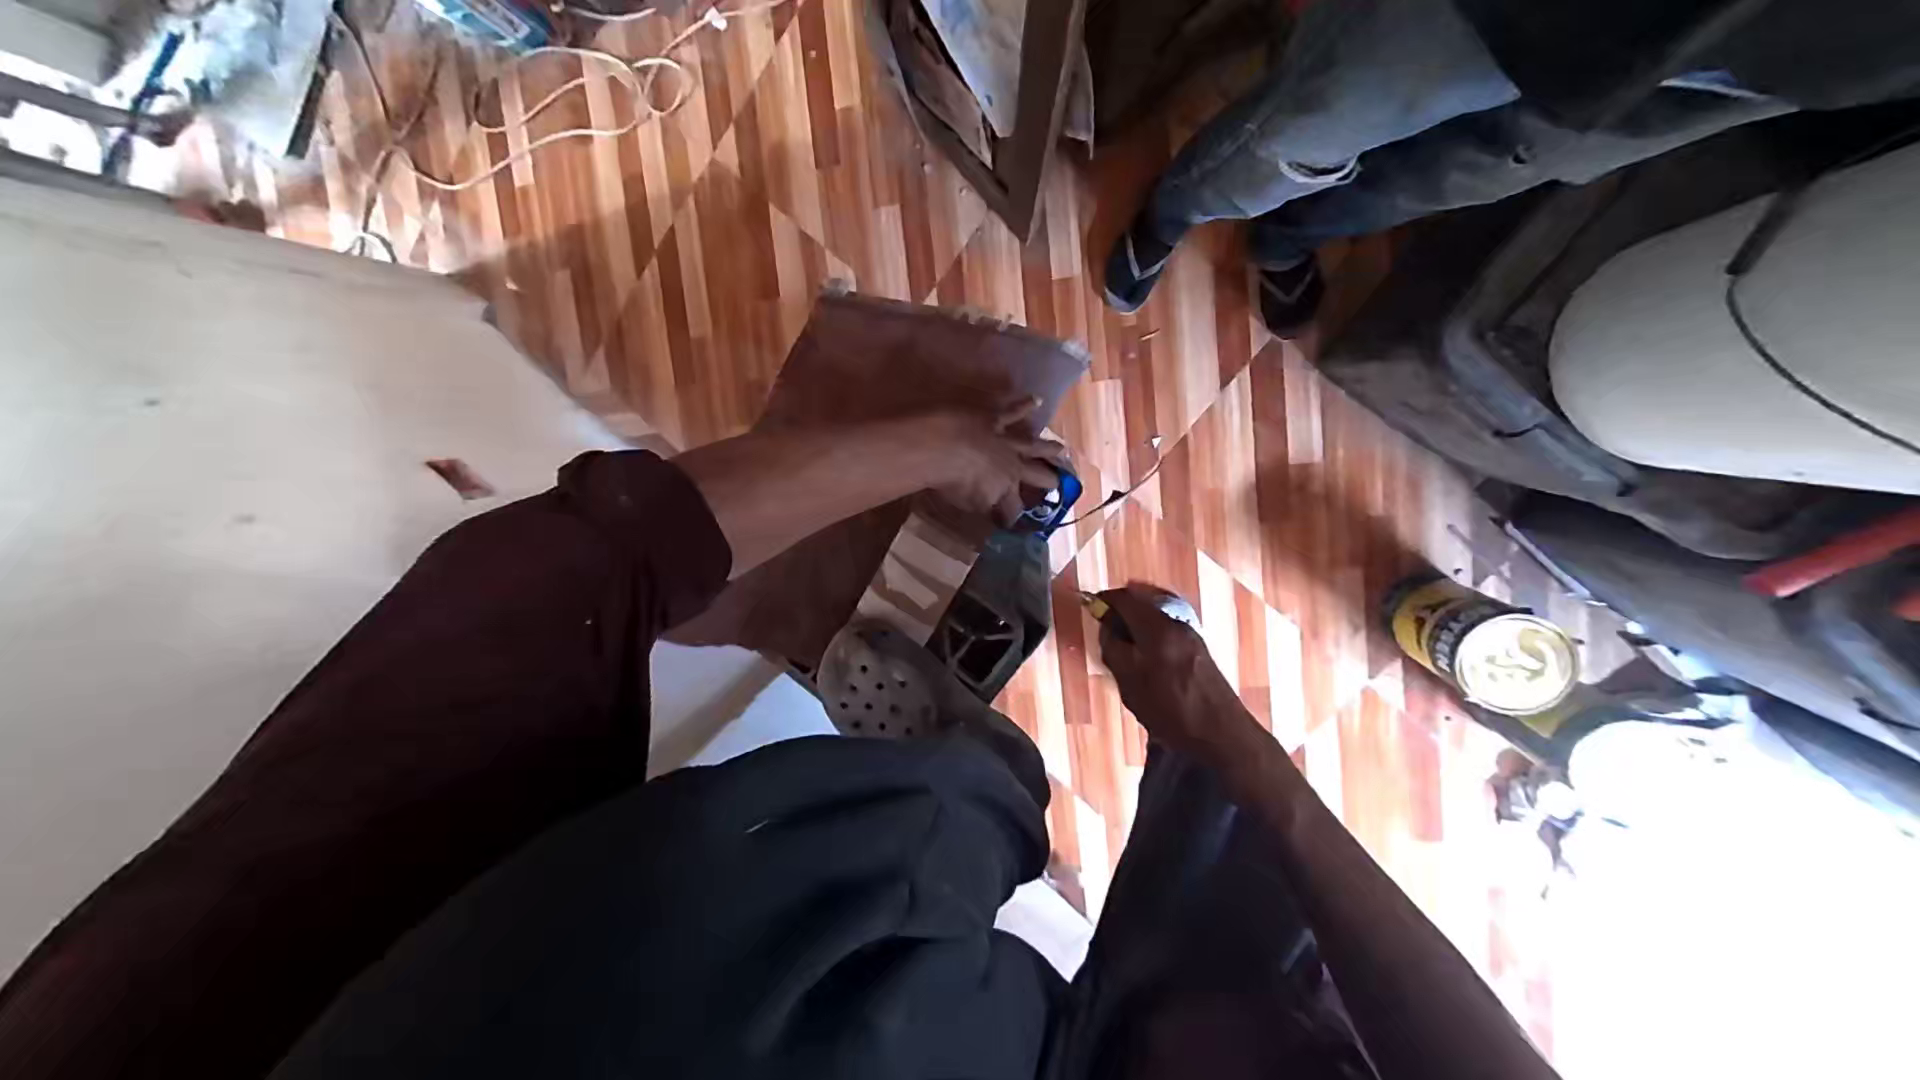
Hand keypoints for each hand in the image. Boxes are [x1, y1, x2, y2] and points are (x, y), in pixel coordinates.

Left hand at [923, 398, 1068, 525]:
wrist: (943, 447)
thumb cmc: (950, 482)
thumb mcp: (964, 502)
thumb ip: (980, 506)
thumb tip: (990, 510)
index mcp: (1004, 490)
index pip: (1013, 508)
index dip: (1012, 516)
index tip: (1010, 521)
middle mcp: (1012, 466)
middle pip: (1035, 475)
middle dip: (1046, 481)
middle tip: (1057, 484)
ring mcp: (1006, 441)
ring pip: (1032, 444)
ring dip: (1046, 446)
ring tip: (1060, 448)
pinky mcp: (995, 419)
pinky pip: (1013, 411)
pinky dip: (1025, 404)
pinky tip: (1037, 400)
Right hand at [1096, 584, 1264, 760]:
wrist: (1222, 735)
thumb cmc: (1170, 710)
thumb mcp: (1129, 682)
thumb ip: (1113, 648)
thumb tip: (1105, 626)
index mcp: (1157, 628)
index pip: (1125, 597)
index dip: (1105, 600)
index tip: (1091, 608)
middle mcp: (1176, 624)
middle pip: (1143, 603)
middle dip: (1122, 611)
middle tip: (1105, 629)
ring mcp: (1192, 636)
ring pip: (1155, 618)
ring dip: (1137, 624)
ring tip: (1123, 648)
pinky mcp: (1200, 650)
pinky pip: (1167, 631)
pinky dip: (1151, 635)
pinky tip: (1146, 660)